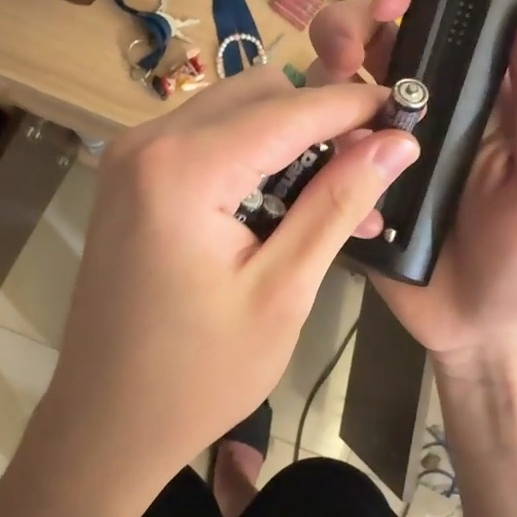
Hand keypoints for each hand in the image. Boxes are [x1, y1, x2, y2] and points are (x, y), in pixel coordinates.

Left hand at [26, 68, 420, 516]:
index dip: (354, 106)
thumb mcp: (283, 291)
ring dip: (288, 140)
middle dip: (319, 120)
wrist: (106, 421)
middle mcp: (146, 142)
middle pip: (256, 94)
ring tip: (339, 197)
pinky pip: (203, 142)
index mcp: (182, 169)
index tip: (410, 111)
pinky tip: (286, 204)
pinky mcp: (128, 181)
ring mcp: (128, 159)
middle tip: (371, 168)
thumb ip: (337, 203)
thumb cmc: (199, 374)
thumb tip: (396, 141)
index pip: (289, 109)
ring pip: (230, 112)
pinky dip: (250, 158)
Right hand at [309, 0, 516, 363]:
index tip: (392, 2)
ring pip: (328, 93)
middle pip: (368, 45)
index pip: (435, 26)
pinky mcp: (344, 192)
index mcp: (470, 98)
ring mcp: (374, 153)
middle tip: (347, 57)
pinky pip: (311, 157)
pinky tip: (326, 180)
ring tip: (332, 120)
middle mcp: (417, 114)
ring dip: (319, 86)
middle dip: (346, 29)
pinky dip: (308, 155)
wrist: (485, 336)